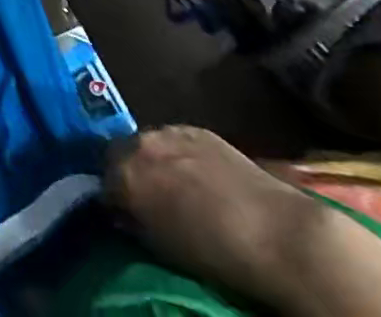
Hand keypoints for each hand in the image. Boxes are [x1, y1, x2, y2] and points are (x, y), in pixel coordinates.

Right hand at [103, 126, 323, 300]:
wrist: (278, 234)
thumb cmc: (214, 251)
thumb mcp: (159, 244)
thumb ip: (133, 219)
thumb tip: (124, 211)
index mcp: (122, 173)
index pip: (101, 178)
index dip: (112, 194)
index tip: (123, 208)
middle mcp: (138, 143)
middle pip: (121, 152)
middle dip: (130, 170)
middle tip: (147, 194)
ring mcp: (169, 131)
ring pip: (149, 142)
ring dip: (155, 158)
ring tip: (175, 182)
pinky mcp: (199, 130)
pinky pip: (176, 138)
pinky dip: (180, 153)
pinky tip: (199, 173)